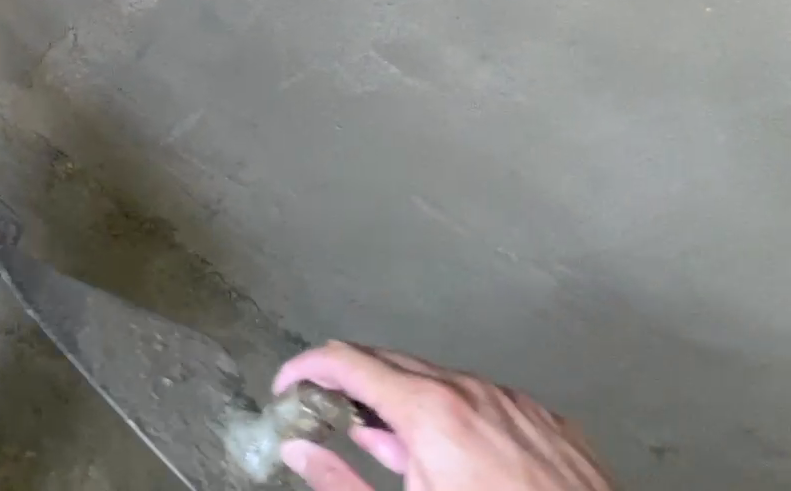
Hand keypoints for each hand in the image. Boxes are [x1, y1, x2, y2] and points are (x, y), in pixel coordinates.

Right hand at [272, 342, 615, 490]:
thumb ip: (340, 481)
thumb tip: (294, 447)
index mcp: (428, 409)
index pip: (342, 360)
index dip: (303, 369)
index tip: (286, 391)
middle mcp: (469, 389)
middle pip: (386, 361)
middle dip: (348, 381)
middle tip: (329, 415)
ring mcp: (516, 404)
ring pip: (436, 378)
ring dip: (399, 397)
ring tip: (393, 444)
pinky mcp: (553, 424)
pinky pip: (484, 399)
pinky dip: (452, 411)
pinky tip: (456, 455)